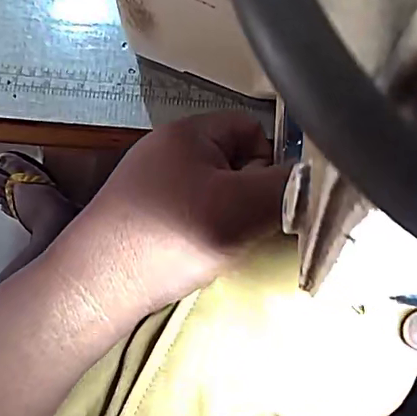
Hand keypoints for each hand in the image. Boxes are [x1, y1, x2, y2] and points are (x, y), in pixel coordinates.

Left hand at [49, 111, 289, 314]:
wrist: (98, 287)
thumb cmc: (171, 238)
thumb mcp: (243, 208)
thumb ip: (288, 187)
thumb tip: (318, 178)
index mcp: (189, 132)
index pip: (253, 129)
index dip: (270, 163)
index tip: (266, 201)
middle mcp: (167, 149)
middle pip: (236, 162)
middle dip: (248, 195)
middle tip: (241, 227)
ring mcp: (151, 182)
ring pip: (216, 192)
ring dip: (227, 218)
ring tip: (215, 244)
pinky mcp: (142, 214)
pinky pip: (192, 212)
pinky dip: (202, 232)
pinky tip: (194, 253)